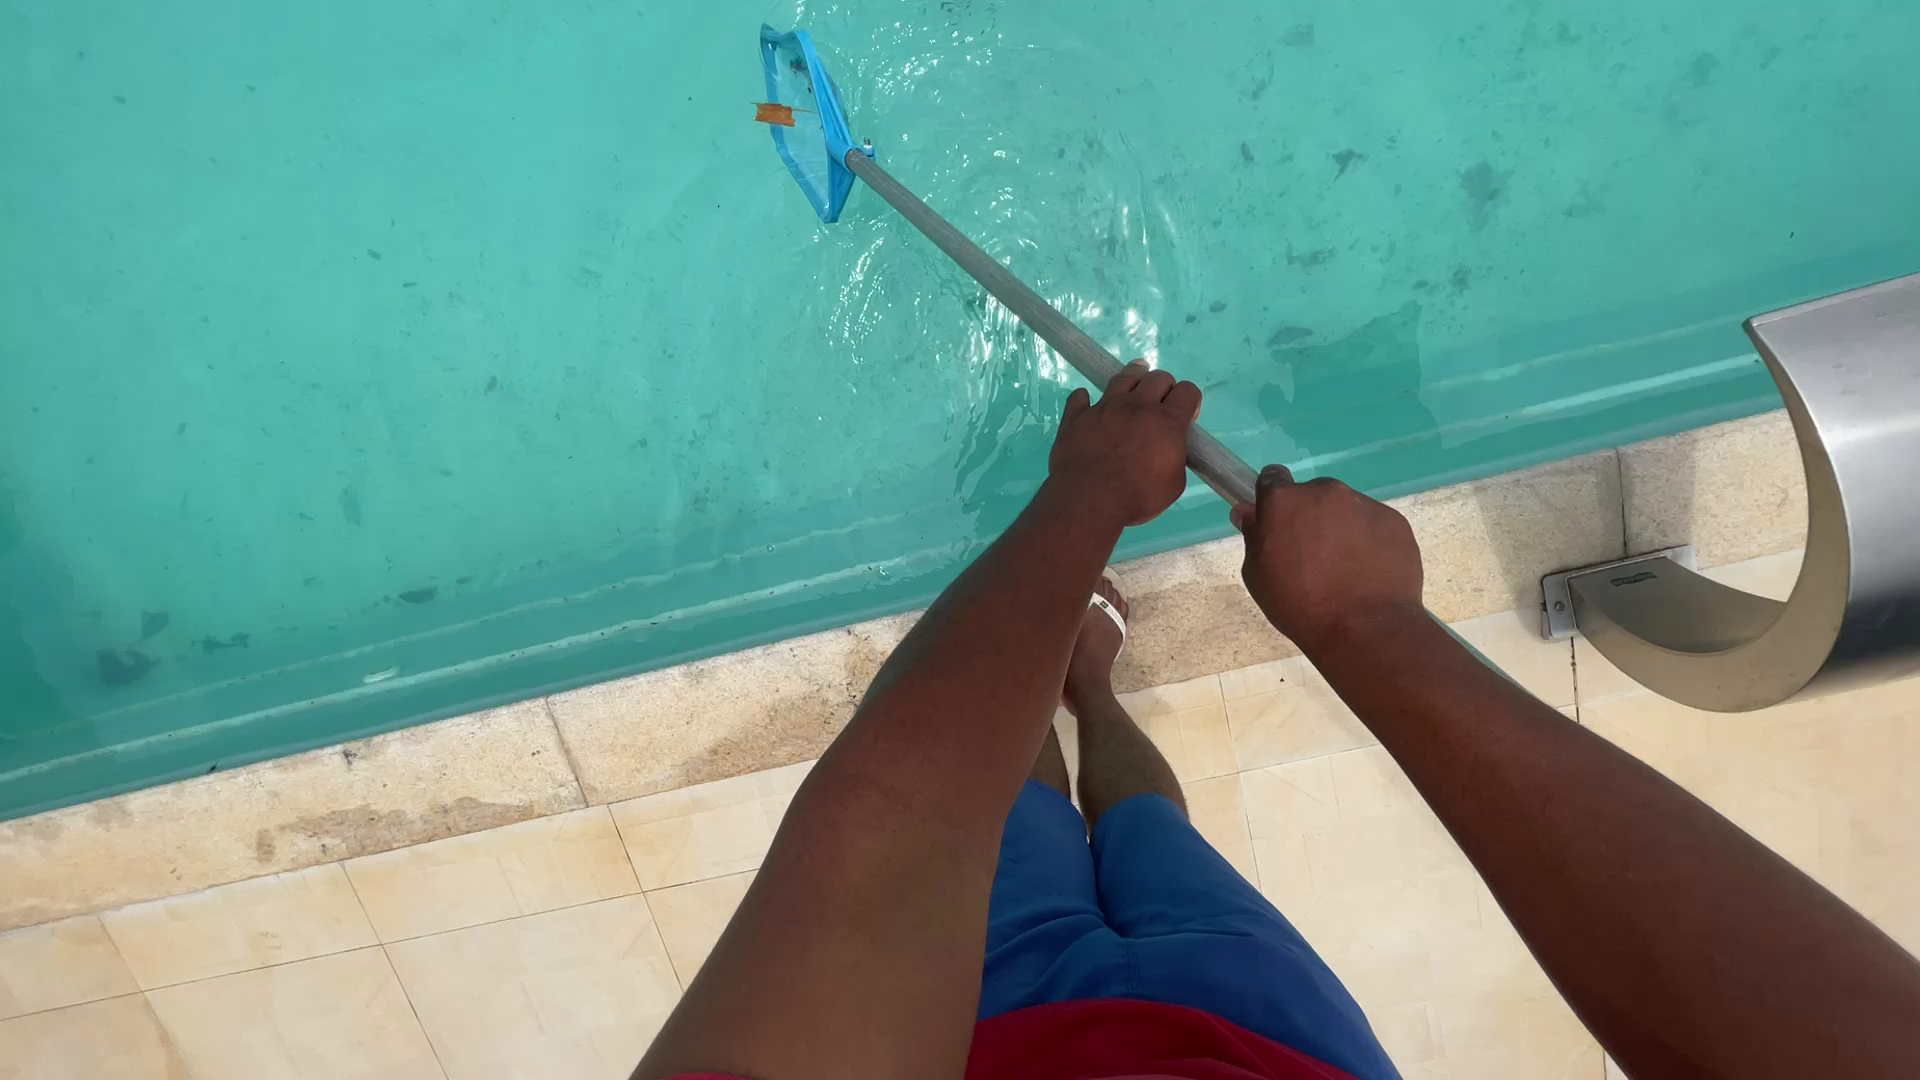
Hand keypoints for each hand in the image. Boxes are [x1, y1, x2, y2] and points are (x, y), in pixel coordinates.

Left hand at [1048, 359, 1200, 526]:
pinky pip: (1079, 398)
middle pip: (1157, 377)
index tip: (1185, 413)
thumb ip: (1174, 459)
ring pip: (1122, 378)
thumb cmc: (1137, 498)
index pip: (1187, 391)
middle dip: (1164, 386)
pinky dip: (1085, 400)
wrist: (1089, 500)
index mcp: (1166, 421)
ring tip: (1135, 377)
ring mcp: (1104, 408)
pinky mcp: (1075, 417)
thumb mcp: (1173, 484)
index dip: (1189, 400)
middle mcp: (1136, 406)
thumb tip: (1167, 451)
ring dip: (1132, 376)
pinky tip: (1086, 404)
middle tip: (1160, 401)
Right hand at [1232, 464, 1424, 648]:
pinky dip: (1368, 540)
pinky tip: (1367, 572)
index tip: (1276, 521)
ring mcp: (1364, 504)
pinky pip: (1373, 524)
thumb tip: (1249, 512)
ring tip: (1343, 568)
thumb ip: (1253, 536)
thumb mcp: (1256, 574)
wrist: (1364, 627)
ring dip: (1339, 527)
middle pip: (1311, 494)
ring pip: (1344, 508)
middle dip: (1308, 515)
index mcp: (1284, 500)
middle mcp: (1325, 492)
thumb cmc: (1297, 603)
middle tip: (1310, 554)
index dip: (1272, 499)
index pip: (1272, 477)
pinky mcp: (1395, 521)